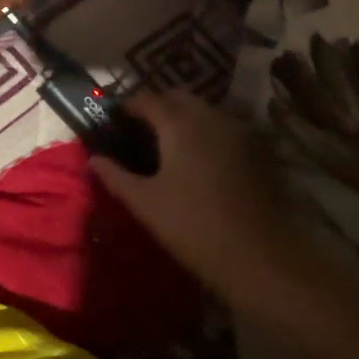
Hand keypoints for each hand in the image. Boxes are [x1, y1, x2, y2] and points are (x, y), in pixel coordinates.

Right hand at [92, 91, 322, 318]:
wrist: (264, 261)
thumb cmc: (195, 228)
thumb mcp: (145, 204)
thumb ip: (115, 176)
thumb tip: (95, 158)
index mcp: (179, 125)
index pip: (146, 98)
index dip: (126, 105)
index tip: (113, 120)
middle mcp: (212, 118)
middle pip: (179, 97)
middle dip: (158, 107)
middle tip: (140, 132)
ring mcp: (241, 133)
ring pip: (206, 111)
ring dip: (185, 119)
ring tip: (169, 147)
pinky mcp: (261, 152)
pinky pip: (227, 129)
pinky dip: (209, 134)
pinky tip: (201, 162)